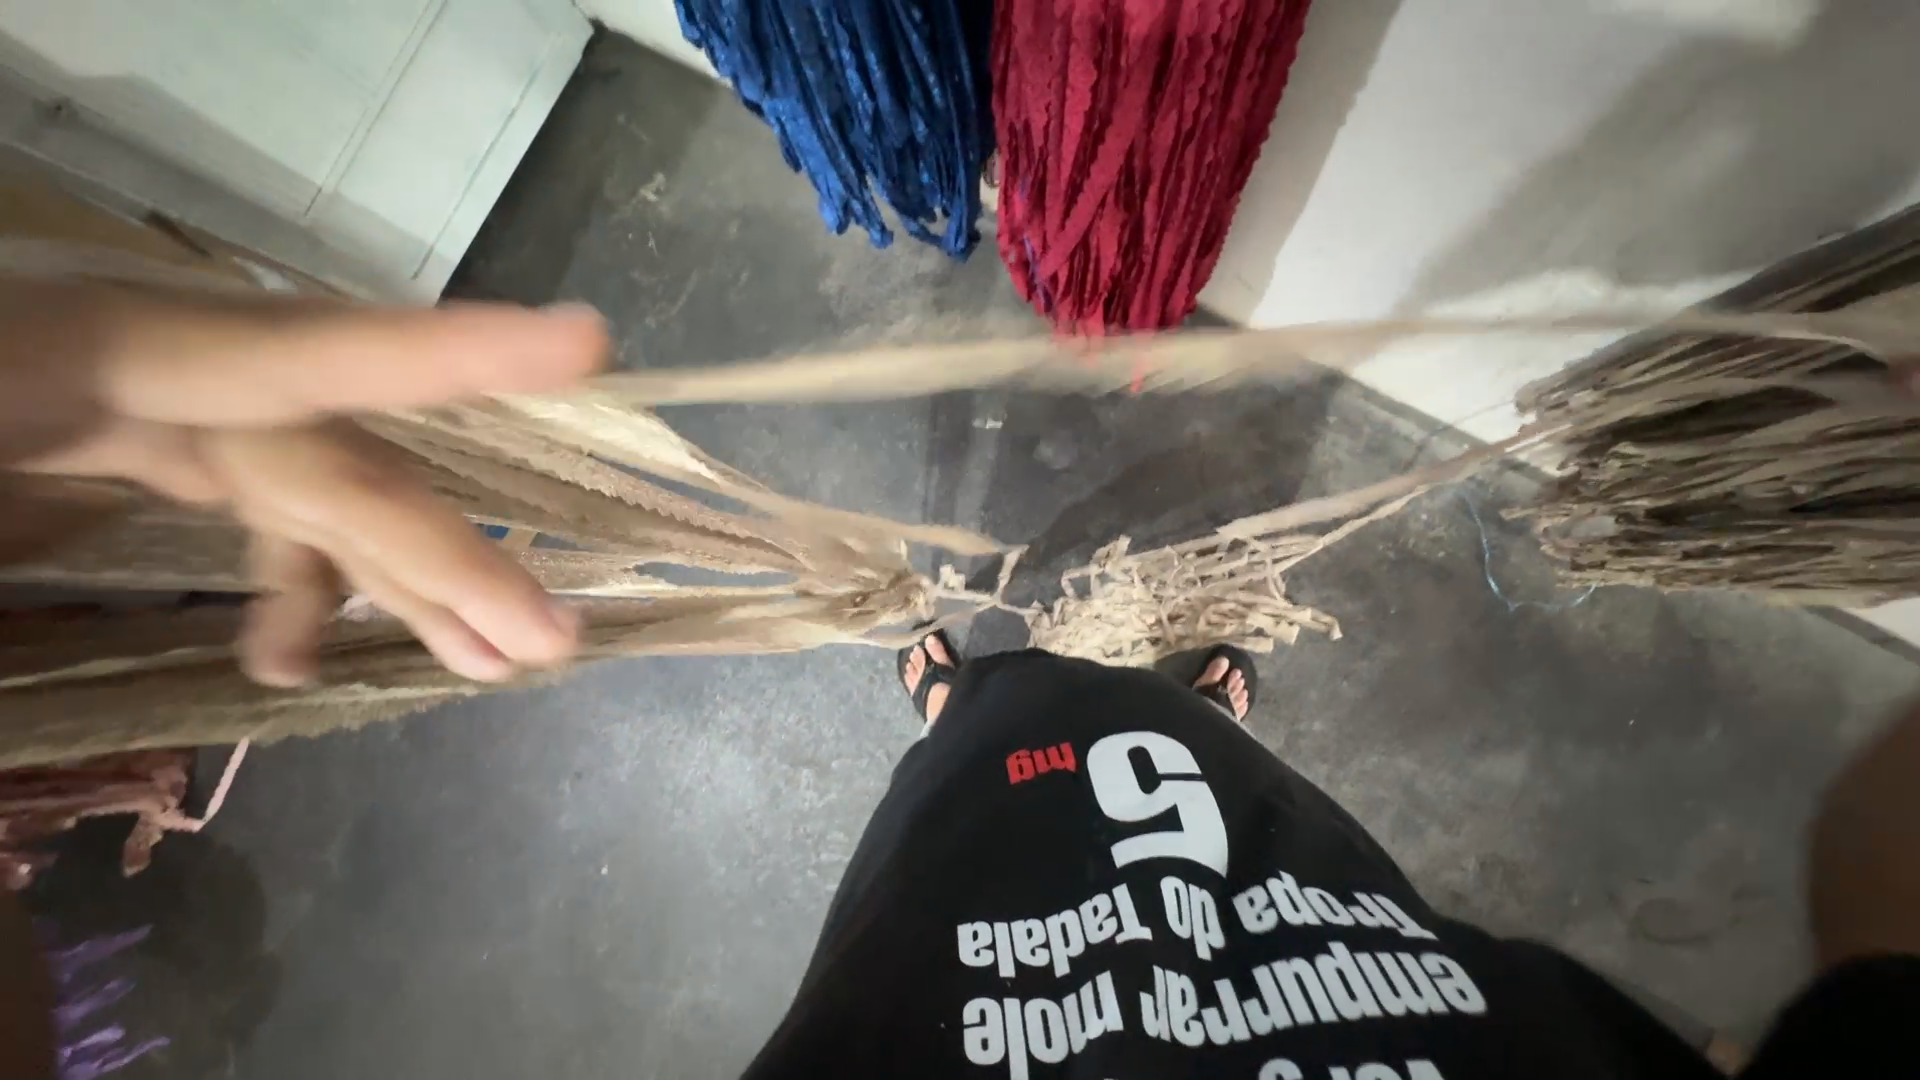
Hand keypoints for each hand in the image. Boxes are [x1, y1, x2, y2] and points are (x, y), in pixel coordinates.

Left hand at [0, 278, 608, 684]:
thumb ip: (37, 573)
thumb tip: (43, 748)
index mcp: (89, 350)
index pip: (309, 356)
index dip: (458, 354)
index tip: (589, 346)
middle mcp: (159, 368)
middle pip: (353, 466)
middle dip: (456, 559)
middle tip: (552, 639)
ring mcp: (160, 407)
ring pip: (331, 497)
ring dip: (414, 586)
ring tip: (493, 667)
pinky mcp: (146, 441)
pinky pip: (260, 509)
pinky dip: (298, 579)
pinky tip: (297, 660)